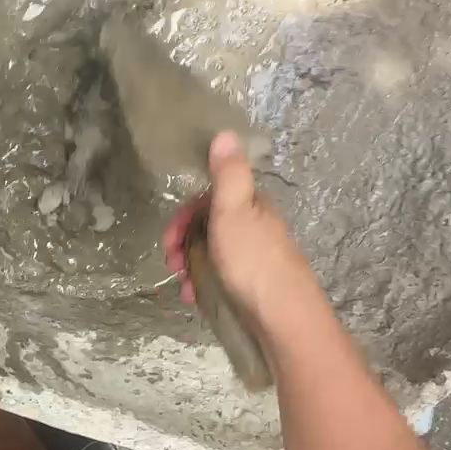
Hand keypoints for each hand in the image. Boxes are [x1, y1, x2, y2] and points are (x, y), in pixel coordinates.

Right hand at [161, 131, 316, 316]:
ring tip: (183, 286)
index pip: (208, 199)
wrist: (282, 316)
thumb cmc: (253, 262)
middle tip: (171, 264)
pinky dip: (201, 283)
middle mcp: (253, 228)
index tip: (169, 239)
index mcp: (250, 207)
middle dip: (182, 243)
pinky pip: (218, 276)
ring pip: (209, 253)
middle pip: (206, 227)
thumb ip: (228, 175)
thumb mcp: (234, 212)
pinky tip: (195, 297)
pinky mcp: (250, 283)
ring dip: (188, 267)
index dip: (183, 216)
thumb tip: (225, 133)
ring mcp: (252, 257)